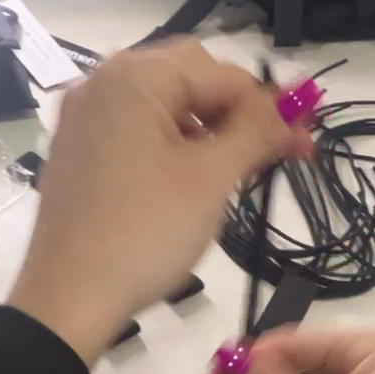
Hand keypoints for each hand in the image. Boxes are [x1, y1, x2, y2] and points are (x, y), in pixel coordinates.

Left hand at [7, 40, 311, 361]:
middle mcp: (100, 82)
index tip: (306, 144)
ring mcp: (81, 119)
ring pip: (161, 110)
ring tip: (229, 177)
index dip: (270, 108)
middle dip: (235, 117)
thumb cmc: (143, 235)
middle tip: (269, 160)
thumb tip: (293, 104)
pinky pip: (133, 134)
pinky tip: (184, 185)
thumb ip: (257, 132)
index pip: (222, 74)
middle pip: (188, 82)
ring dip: (204, 134)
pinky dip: (168, 149)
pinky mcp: (73, 154)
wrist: (68, 299)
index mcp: (134, 77)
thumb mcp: (210, 180)